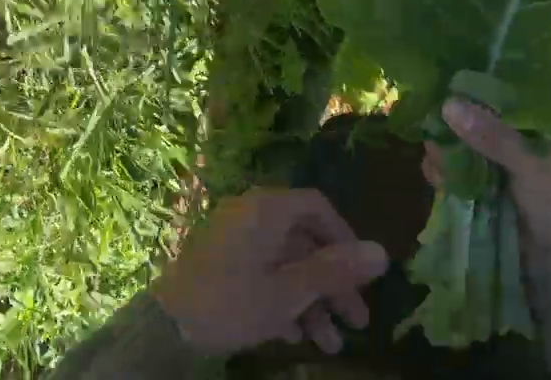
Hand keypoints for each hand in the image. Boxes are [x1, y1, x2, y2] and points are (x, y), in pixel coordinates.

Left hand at [152, 187, 389, 355]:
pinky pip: (263, 273)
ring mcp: (236, 238)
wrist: (168, 325)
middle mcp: (252, 215)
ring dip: (311, 301)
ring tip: (332, 345)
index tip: (362, 273)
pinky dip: (283, 300)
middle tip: (358, 322)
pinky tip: (298, 337)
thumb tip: (382, 252)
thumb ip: (334, 271)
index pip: (316, 206)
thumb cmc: (233, 300)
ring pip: (285, 263)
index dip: (344, 237)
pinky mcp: (224, 263)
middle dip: (332, 283)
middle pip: (303, 240)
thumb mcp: (289, 291)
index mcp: (267, 209)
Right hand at [425, 99, 550, 275]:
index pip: (495, 103)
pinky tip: (434, 173)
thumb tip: (447, 105)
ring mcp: (496, 171)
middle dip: (449, 128)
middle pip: (471, 127)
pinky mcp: (483, 194)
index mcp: (532, 131)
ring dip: (444, 152)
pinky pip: (456, 177)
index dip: (468, 97)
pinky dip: (443, 174)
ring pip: (460, 152)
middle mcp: (512, 146)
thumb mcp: (528, 163)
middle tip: (430, 130)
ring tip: (432, 157)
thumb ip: (491, 136)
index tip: (442, 92)